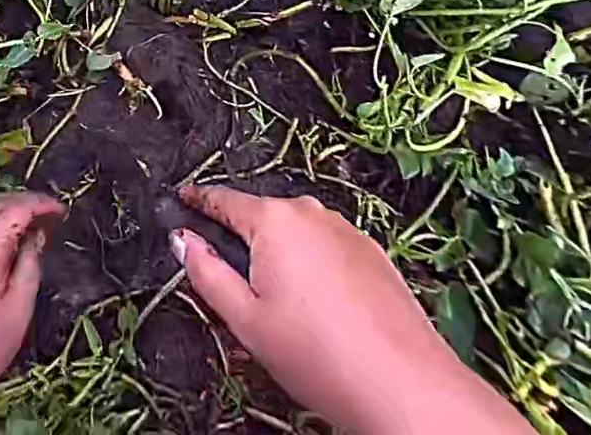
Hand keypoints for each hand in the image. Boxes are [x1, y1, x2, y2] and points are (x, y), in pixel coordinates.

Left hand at [0, 192, 65, 434]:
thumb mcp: (19, 306)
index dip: (43, 205)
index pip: (18, 208)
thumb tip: (36, 237)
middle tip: (53, 218)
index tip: (62, 210)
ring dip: (13, 215)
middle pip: (1, 205)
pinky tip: (12, 245)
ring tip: (37, 229)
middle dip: (29, 205)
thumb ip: (31, 264)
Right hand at [173, 185, 533, 434]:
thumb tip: (184, 240)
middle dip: (243, 243)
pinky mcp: (370, 251)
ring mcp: (344, 230)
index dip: (197, 200)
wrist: (407, 391)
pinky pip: (325, 247)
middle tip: (236, 289)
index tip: (184, 199)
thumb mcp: (246, 320)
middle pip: (260, 217)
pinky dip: (312, 266)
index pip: (223, 199)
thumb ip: (206, 272)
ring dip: (280, 257)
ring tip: (284, 312)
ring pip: (295, 234)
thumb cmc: (322, 357)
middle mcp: (310, 213)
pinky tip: (319, 311)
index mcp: (274, 220)